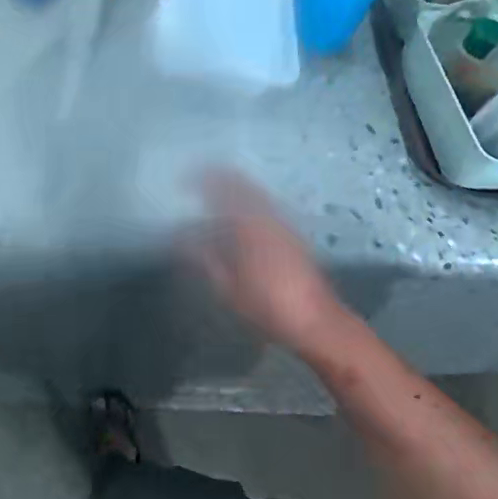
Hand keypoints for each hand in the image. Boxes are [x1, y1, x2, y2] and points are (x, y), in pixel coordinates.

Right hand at [188, 169, 359, 357]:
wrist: (316, 321)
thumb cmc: (268, 307)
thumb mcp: (228, 287)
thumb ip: (204, 258)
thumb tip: (181, 239)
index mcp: (249, 224)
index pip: (221, 188)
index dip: (200, 180)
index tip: (182, 181)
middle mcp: (268, 215)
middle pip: (241, 182)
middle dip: (217, 177)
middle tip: (195, 181)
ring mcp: (283, 222)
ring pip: (255, 191)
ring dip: (233, 186)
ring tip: (212, 195)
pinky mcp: (292, 232)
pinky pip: (266, 204)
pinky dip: (248, 200)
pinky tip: (237, 216)